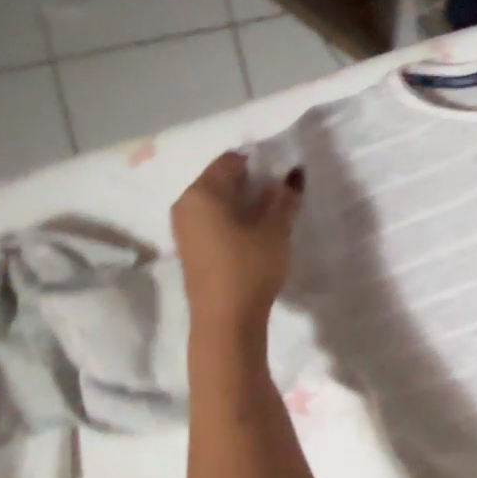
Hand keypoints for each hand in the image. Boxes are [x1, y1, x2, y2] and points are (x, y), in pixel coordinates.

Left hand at [172, 153, 303, 331]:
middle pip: (220, 179)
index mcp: (202, 192)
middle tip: (282, 194)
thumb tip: (292, 174)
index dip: (259, 162)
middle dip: (251, 182)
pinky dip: (233, 219)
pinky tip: (254, 233)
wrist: (225, 317)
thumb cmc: (250, 266)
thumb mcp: (275, 230)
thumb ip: (284, 198)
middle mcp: (185, 202)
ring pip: (217, 201)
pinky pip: (212, 219)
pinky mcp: (191, 246)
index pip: (230, 160)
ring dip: (243, 202)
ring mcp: (184, 226)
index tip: (284, 174)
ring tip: (272, 215)